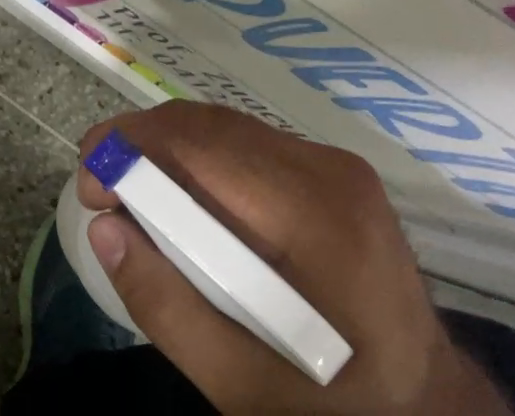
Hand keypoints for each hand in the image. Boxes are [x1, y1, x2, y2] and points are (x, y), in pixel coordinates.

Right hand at [76, 102, 510, 414]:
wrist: (424, 402)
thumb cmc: (332, 399)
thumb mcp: (242, 385)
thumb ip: (169, 311)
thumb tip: (103, 227)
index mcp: (320, 222)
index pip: (201, 146)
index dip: (128, 151)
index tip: (89, 192)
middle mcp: (331, 173)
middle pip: (203, 127)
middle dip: (134, 146)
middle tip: (98, 195)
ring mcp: (335, 166)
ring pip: (216, 125)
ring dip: (158, 149)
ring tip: (128, 196)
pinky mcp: (330, 170)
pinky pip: (239, 140)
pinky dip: (190, 157)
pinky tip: (175, 198)